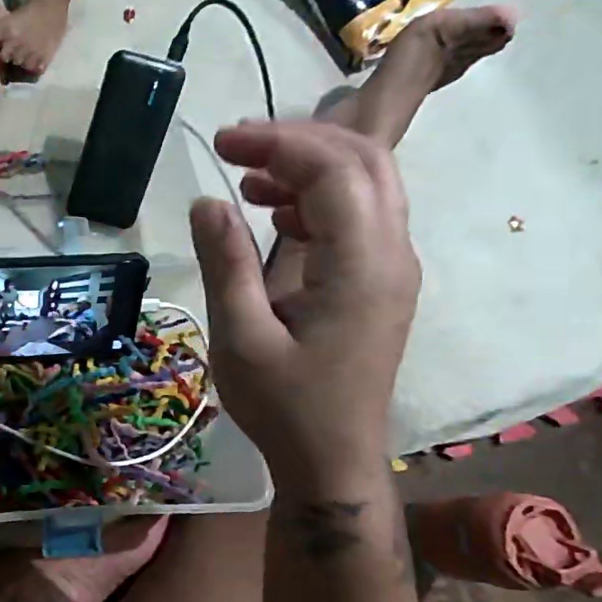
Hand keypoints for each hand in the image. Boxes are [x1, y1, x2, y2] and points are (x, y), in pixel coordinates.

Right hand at [191, 120, 420, 484]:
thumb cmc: (283, 406)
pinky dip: (320, 201)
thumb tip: (207, 202)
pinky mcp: (382, 284)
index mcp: (362, 265)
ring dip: (312, 169)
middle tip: (235, 150)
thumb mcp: (240, 339)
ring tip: (249, 184)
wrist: (332, 459)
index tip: (221, 143)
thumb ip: (226, 264)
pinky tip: (278, 220)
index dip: (278, 143)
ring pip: (369, 185)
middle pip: (364, 162)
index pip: (334, 170)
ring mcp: (394, 268)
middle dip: (299, 142)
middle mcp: (393, 254)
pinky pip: (362, 218)